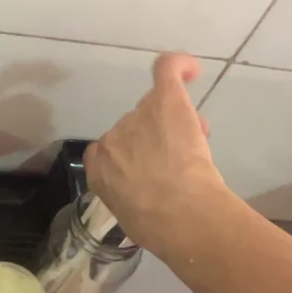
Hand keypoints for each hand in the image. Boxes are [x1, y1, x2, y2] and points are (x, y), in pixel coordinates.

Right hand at [84, 54, 229, 253]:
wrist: (177, 214)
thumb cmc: (154, 226)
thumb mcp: (128, 215)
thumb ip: (129, 194)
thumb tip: (144, 192)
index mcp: (98, 171)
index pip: (108, 151)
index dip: (130, 154)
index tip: (147, 166)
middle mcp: (111, 140)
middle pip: (135, 129)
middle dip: (156, 139)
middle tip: (178, 159)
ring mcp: (136, 118)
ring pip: (155, 112)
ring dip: (173, 124)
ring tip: (194, 147)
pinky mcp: (162, 99)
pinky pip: (166, 69)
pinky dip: (180, 66)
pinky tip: (193, 71)